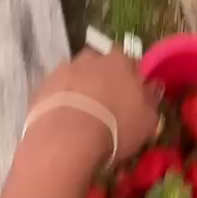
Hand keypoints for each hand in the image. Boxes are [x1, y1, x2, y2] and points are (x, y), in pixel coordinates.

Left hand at [25, 50, 160, 171]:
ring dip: (80, 87)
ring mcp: (65, 70)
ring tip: (82, 114)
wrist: (66, 139)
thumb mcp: (147, 121)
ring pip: (76, 74)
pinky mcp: (43, 86)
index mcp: (121, 61)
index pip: (129, 61)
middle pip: (100, 64)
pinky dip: (61, 99)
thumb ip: (151, 100)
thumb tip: (153, 87)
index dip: (130, 77)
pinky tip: (63, 120)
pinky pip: (57, 89)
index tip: (130, 95)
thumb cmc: (115, 128)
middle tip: (105, 103)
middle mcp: (93, 58)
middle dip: (102, 78)